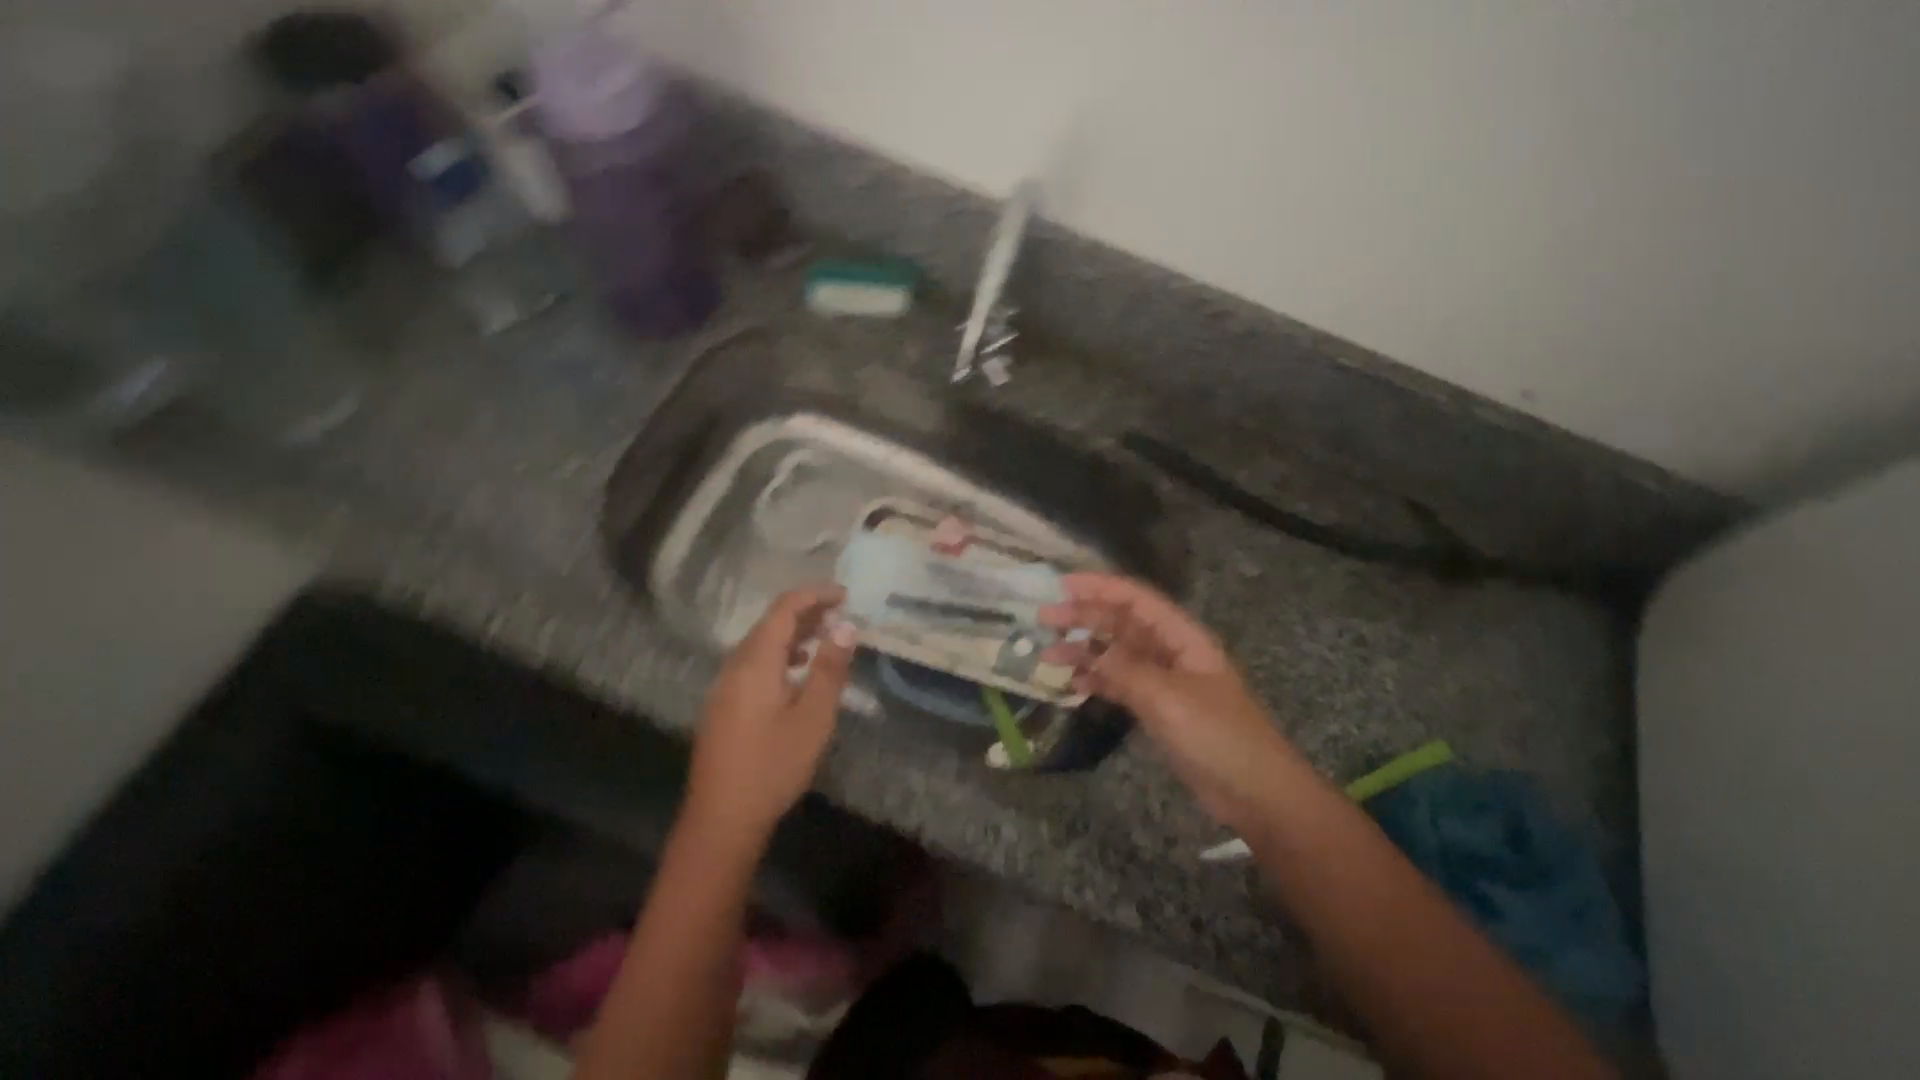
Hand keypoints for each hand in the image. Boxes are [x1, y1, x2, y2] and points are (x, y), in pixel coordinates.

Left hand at [686, 585, 857, 841]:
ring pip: (759, 645)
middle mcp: (734, 666)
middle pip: (769, 624)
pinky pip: (752, 665)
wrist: (722, 817)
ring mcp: (724, 687)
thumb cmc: (774, 766)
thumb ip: (829, 668)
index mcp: (755, 663)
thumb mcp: (813, 717)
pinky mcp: (723, 706)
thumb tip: (845, 624)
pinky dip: (778, 656)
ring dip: (792, 635)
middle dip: (805, 613)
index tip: (845, 594)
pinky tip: (796, 675)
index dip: (814, 595)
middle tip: (840, 615)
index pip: (784, 609)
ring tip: (824, 640)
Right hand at [1042, 573, 1301, 829]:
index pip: (1136, 599)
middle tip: (1042, 620)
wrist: (1255, 791)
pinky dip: (1097, 682)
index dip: (1099, 587)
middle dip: (1084, 617)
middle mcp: (1172, 652)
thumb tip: (1090, 654)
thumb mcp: (1168, 698)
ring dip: (1085, 651)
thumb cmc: (1218, 736)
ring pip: (1118, 655)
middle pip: (1122, 624)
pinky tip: (1072, 685)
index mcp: (1183, 638)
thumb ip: (1126, 670)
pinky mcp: (1160, 711)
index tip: (1060, 586)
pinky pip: (1121, 685)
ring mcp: (1165, 683)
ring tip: (1047, 655)